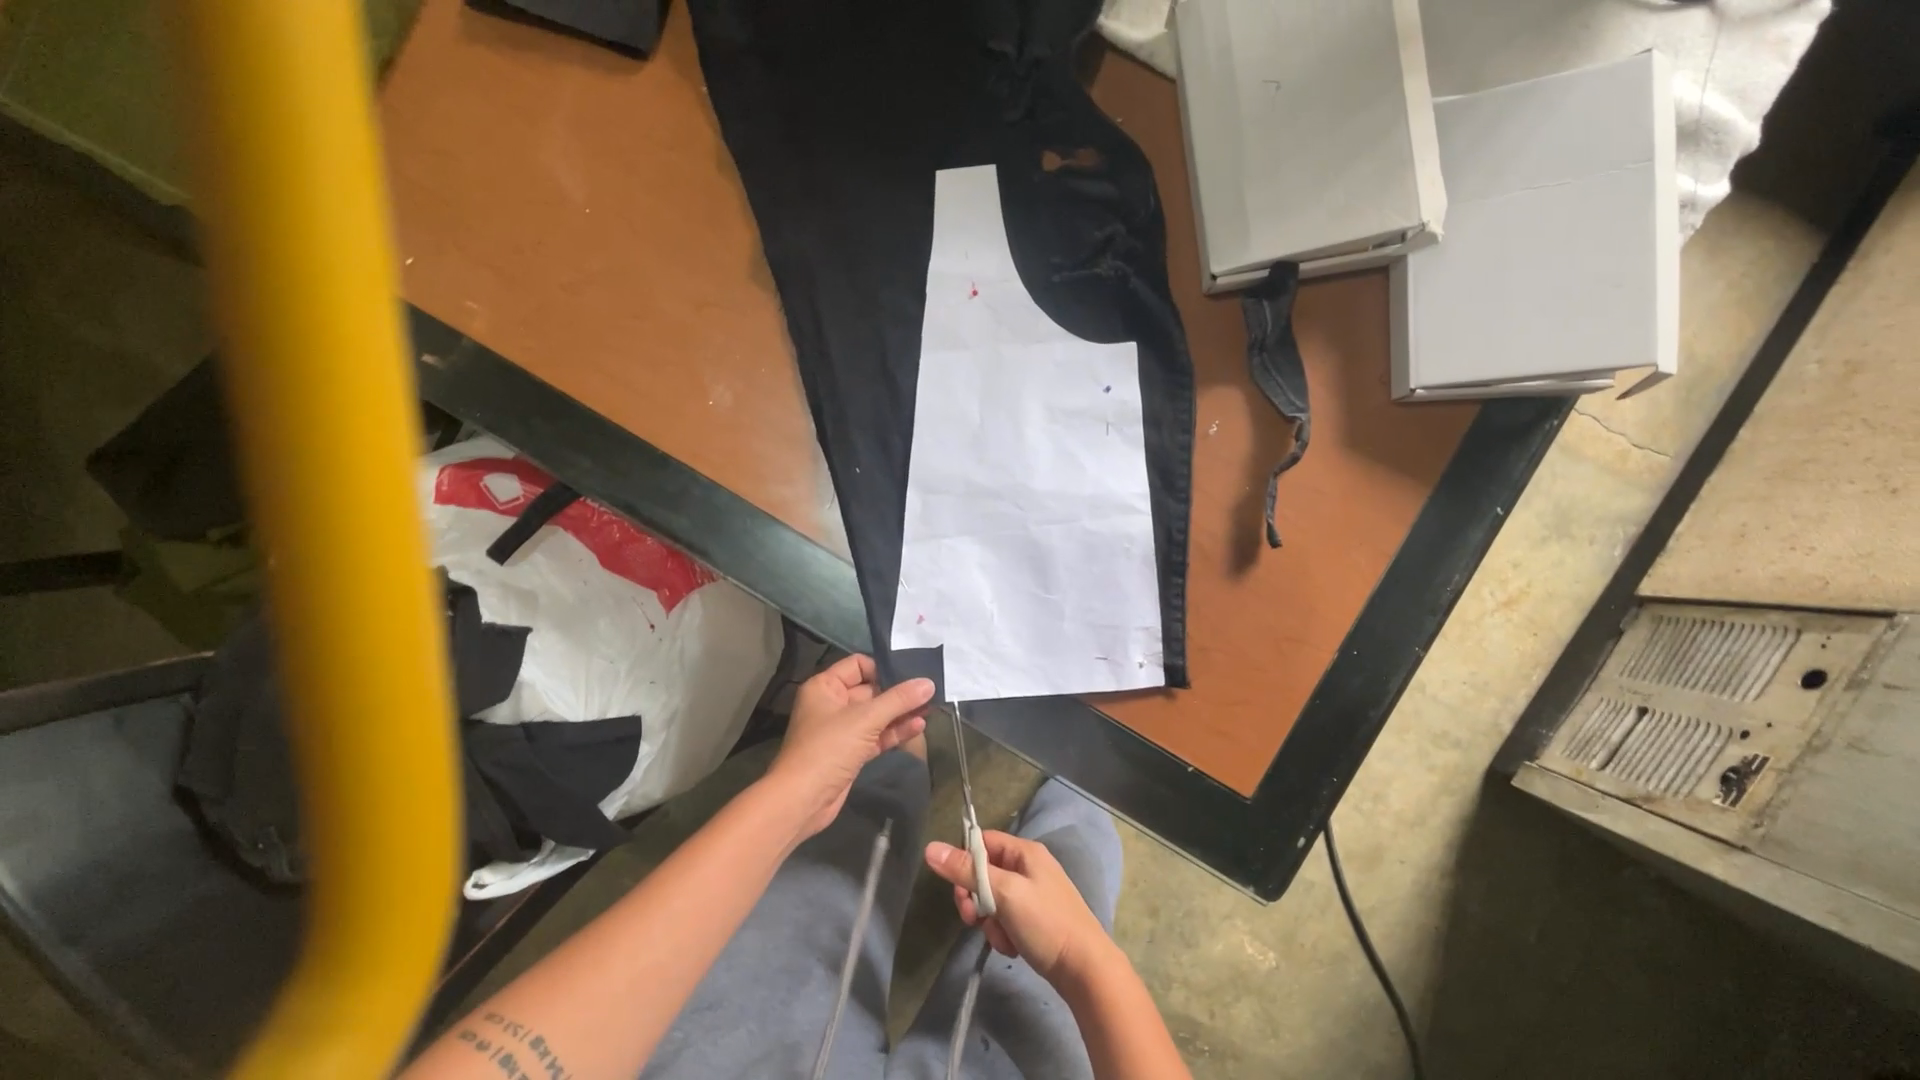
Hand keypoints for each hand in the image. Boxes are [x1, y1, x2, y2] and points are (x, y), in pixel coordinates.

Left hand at [767, 655, 933, 838]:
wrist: (803, 800)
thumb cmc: (828, 749)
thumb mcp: (865, 719)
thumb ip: (898, 700)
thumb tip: (929, 683)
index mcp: (825, 687)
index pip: (858, 665)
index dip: (883, 668)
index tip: (911, 673)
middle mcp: (832, 704)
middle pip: (870, 690)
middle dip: (898, 692)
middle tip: (930, 691)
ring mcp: (841, 730)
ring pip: (876, 715)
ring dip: (900, 713)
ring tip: (931, 708)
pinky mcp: (851, 753)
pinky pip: (876, 736)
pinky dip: (894, 731)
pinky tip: (918, 726)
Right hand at [924, 830, 1116, 985]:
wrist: (1084, 968)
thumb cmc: (1045, 922)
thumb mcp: (1003, 893)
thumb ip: (966, 871)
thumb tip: (930, 848)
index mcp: (1025, 853)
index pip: (982, 843)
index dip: (965, 863)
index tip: (959, 888)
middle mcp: (1028, 869)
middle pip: (983, 874)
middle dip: (975, 899)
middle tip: (972, 918)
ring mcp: (1031, 895)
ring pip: (991, 901)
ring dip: (989, 921)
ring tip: (1001, 937)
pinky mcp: (1033, 920)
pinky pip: (1004, 920)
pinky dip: (1002, 933)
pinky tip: (1012, 947)